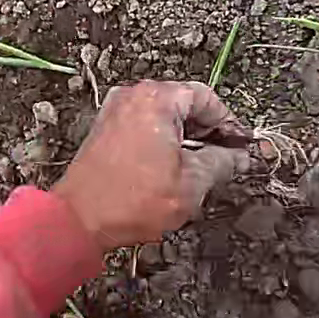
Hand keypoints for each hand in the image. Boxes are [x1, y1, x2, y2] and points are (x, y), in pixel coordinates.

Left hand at [53, 81, 249, 250]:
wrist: (78, 221)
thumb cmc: (131, 201)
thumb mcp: (192, 182)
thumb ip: (223, 162)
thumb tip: (239, 157)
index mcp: (158, 99)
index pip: (208, 99)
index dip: (229, 124)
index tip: (240, 146)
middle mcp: (134, 96)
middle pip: (186, 104)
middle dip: (209, 132)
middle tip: (225, 157)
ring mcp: (117, 111)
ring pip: (166, 116)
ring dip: (187, 137)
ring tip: (202, 167)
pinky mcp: (107, 129)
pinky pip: (146, 125)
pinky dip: (164, 140)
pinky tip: (174, 167)